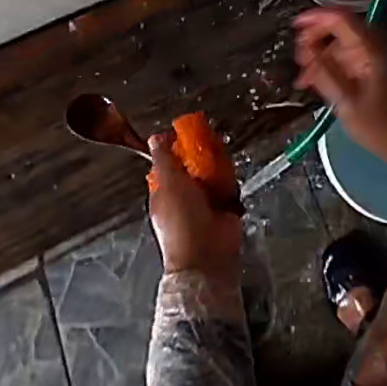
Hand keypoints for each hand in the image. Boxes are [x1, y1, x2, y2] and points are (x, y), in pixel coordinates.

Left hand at [148, 133, 242, 278]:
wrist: (207, 254)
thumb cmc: (181, 219)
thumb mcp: (168, 183)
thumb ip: (163, 159)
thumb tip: (154, 137)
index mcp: (165, 189)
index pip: (171, 161)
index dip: (179, 145)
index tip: (189, 130)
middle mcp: (185, 193)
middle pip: (194, 164)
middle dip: (202, 152)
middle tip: (210, 138)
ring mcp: (206, 200)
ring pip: (212, 172)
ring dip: (218, 163)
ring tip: (222, 150)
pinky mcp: (225, 205)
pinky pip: (229, 184)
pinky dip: (231, 177)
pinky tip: (232, 167)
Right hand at [293, 9, 386, 179]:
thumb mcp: (346, 103)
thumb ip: (324, 73)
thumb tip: (306, 51)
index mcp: (372, 49)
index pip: (340, 18)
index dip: (315, 18)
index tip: (297, 26)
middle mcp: (378, 45)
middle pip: (340, 27)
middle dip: (316, 40)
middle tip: (300, 60)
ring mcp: (379, 54)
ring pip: (342, 42)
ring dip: (322, 55)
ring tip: (307, 78)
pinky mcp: (378, 65)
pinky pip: (350, 54)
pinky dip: (334, 63)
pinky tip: (321, 81)